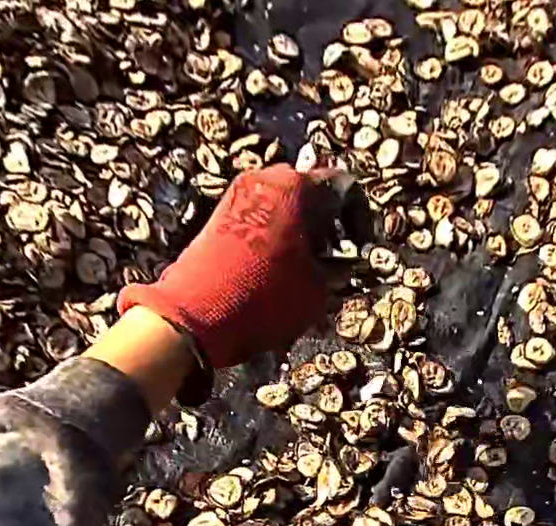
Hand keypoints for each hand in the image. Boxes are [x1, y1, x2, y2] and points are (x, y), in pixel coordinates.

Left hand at [118, 165, 346, 374]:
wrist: (193, 316)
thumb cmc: (263, 300)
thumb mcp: (315, 292)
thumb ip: (337, 272)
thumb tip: (344, 266)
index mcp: (297, 186)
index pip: (345, 189)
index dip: (361, 222)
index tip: (361, 251)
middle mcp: (266, 179)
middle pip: (311, 198)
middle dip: (327, 232)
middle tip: (334, 265)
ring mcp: (237, 197)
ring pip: (284, 212)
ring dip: (300, 241)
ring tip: (304, 277)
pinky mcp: (218, 219)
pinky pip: (259, 223)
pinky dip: (275, 245)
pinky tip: (276, 277)